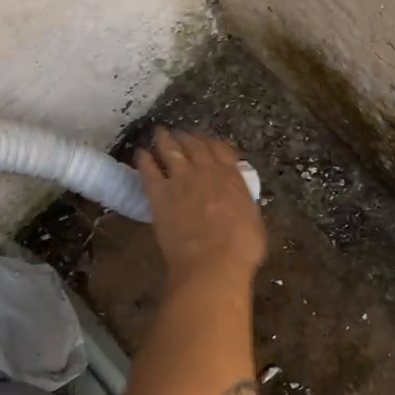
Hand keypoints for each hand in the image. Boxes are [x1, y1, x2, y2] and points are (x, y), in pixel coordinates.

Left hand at [137, 128, 265, 288]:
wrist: (212, 262)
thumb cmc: (241, 249)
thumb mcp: (254, 221)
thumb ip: (244, 204)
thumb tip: (241, 201)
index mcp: (231, 177)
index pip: (222, 150)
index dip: (214, 144)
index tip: (209, 142)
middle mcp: (205, 171)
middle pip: (195, 146)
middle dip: (188, 137)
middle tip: (181, 133)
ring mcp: (181, 180)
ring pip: (171, 151)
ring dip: (165, 140)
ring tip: (159, 133)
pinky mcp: (159, 194)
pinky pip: (149, 170)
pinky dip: (144, 160)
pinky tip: (140, 153)